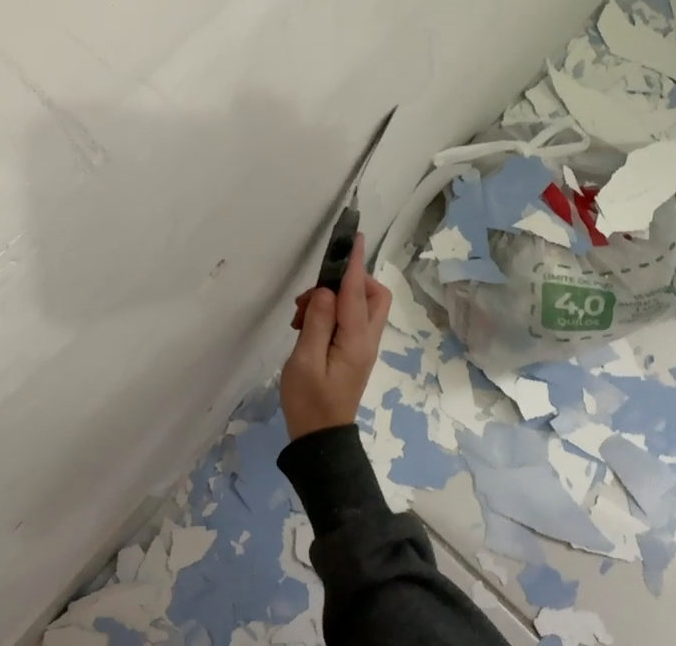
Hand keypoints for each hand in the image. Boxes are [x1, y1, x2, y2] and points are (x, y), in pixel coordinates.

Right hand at [281, 233, 392, 440]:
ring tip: (302, 313)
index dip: (353, 263)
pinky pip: (350, 319)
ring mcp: (362, 347)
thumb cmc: (309, 401)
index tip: (354, 238)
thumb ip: (318, 323)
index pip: (356, 291)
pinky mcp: (353, 352)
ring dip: (334, 297)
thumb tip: (327, 291)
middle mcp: (366, 339)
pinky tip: (306, 324)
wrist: (321, 438)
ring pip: (361, 305)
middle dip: (349, 280)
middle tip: (316, 292)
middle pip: (372, 295)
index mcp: (356, 340)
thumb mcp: (305, 361)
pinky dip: (331, 312)